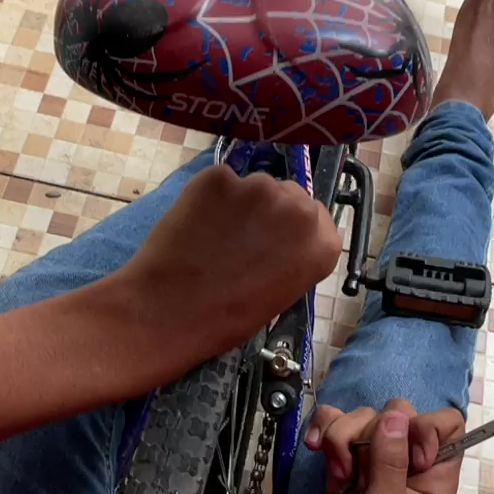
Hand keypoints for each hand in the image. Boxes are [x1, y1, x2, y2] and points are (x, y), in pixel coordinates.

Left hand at [110, 164, 339, 371]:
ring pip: (254, 186)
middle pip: (290, 195)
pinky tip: (195, 224)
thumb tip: (279, 238)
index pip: (318, 219)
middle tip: (243, 239)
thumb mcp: (280, 295)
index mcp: (323, 244)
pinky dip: (209, 198)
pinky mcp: (219, 176)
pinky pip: (219, 181)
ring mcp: (259, 187)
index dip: (293, 229)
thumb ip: (292, 258)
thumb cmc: (227, 318)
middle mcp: (299, 209)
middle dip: (270, 212)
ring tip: (214, 236)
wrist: (170, 310)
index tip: (276, 241)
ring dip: (239, 204)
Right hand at [307, 400, 465, 493]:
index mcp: (433, 477)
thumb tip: (395, 416)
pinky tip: (316, 450)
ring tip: (337, 471)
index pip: (444, 424)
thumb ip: (390, 463)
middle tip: (357, 469)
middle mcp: (406, 464)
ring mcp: (373, 464)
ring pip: (361, 417)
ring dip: (342, 435)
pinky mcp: (343, 467)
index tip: (405, 456)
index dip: (424, 428)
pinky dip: (324, 432)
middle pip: (395, 413)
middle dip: (369, 431)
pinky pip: (335, 430)